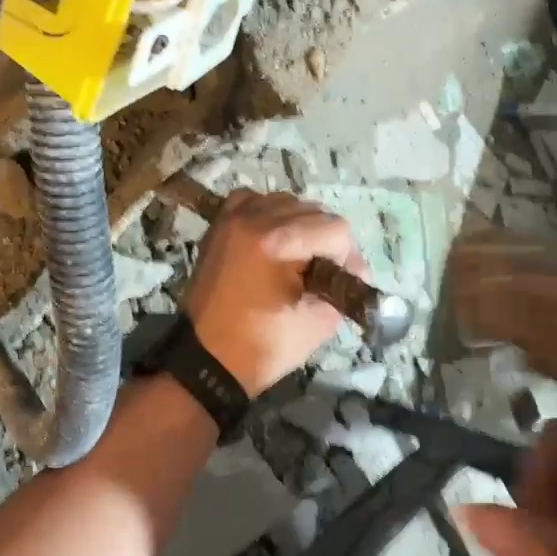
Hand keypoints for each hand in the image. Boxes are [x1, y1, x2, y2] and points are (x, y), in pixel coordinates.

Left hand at [180, 189, 360, 395]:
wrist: (207, 355)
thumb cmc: (263, 344)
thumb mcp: (317, 322)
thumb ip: (342, 287)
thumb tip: (350, 269)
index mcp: (276, 242)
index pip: (335, 228)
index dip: (348, 256)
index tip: (346, 280)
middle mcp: (253, 219)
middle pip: (312, 210)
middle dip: (327, 240)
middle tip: (327, 271)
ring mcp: (232, 218)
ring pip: (284, 201)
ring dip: (300, 224)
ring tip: (300, 257)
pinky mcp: (219, 224)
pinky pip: (252, 200)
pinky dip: (268, 213)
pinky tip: (274, 238)